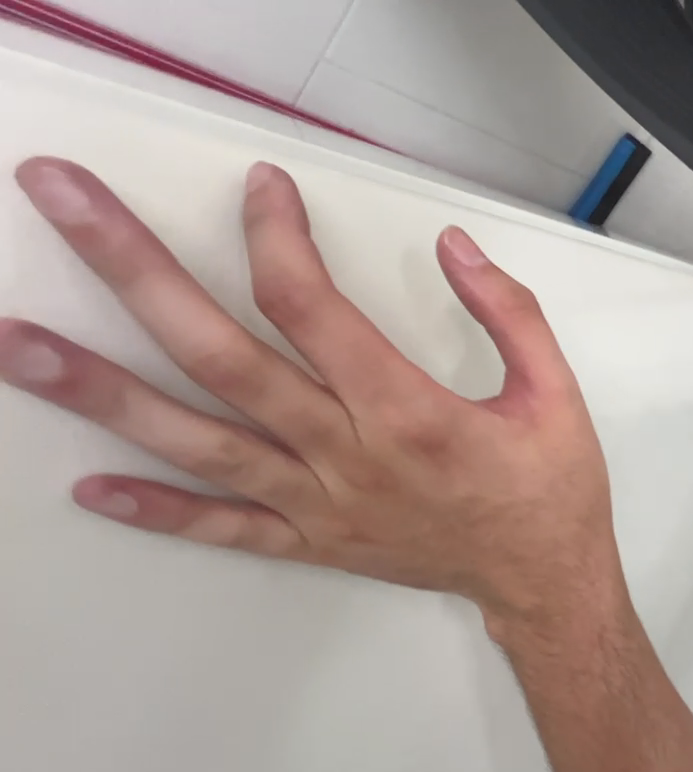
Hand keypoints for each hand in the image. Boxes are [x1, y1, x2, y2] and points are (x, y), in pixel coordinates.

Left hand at [0, 158, 622, 630]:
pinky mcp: (321, 544)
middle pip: (226, 358)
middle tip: (56, 198)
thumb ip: (513, 318)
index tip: (260, 189)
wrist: (549, 580)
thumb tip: (454, 246)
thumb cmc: (556, 489)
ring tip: (16, 341)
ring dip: (104, 393)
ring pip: (201, 444)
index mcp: (414, 413)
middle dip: (136, 272)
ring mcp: (326, 506)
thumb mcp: (558, 397)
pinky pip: (231, 530)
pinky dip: (161, 512)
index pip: (314, 307)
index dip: (276, 237)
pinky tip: (92, 489)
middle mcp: (352, 455)